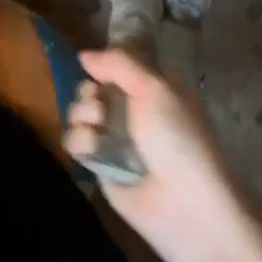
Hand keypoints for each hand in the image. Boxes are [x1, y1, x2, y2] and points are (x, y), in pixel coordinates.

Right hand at [65, 50, 261, 261]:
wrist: (184, 205)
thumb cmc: (176, 137)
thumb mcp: (154, 87)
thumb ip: (118, 63)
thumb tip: (83, 56)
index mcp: (153, 88)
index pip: (118, 64)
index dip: (104, 63)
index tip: (96, 67)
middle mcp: (133, 110)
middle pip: (93, 86)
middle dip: (89, 91)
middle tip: (99, 103)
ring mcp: (116, 138)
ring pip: (80, 112)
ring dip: (82, 114)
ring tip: (97, 125)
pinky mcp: (101, 164)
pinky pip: (76, 141)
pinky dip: (80, 140)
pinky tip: (93, 147)